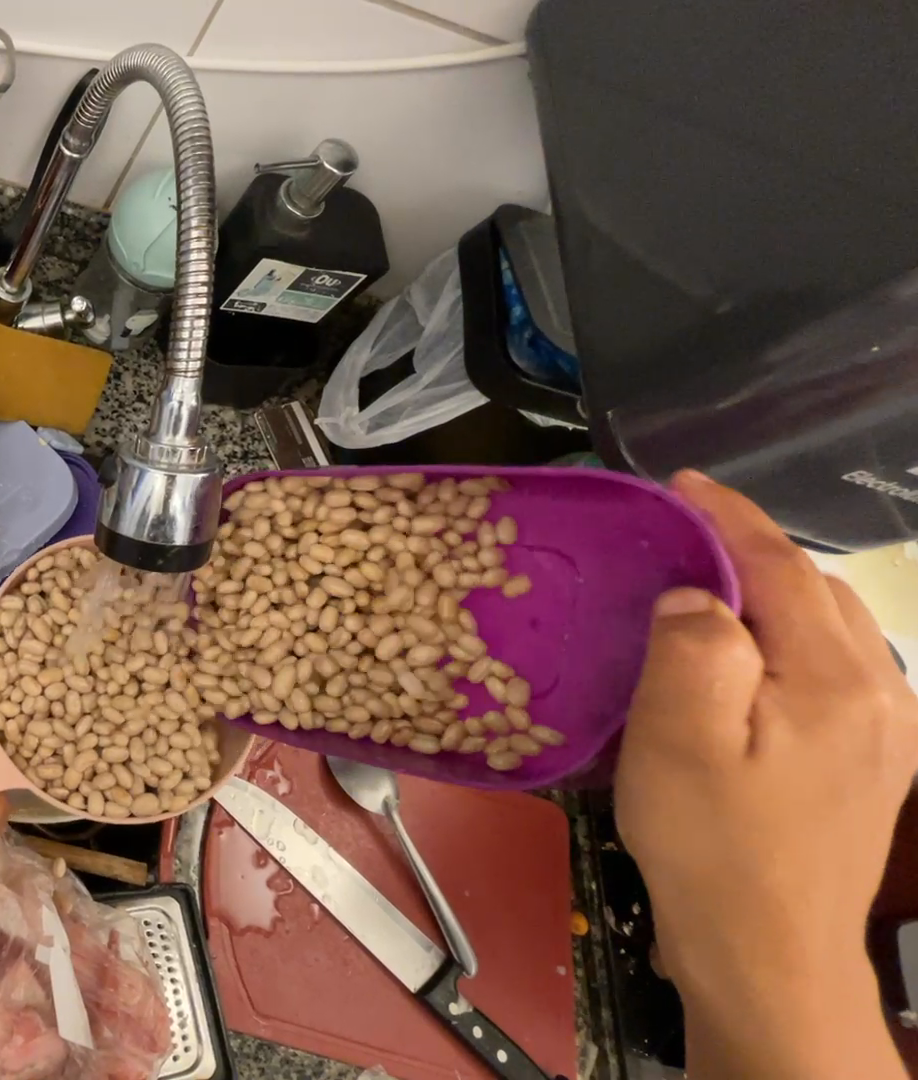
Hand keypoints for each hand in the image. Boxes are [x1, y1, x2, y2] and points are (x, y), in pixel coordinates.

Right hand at [616, 470, 916, 1076]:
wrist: (763, 937)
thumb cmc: (707, 834)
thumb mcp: (681, 737)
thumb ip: (693, 652)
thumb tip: (696, 595)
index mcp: (834, 682)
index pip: (785, 572)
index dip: (733, 519)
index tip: (683, 483)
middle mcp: (880, 694)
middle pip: (819, 593)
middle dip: (753, 547)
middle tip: (677, 529)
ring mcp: (882, 729)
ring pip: (831, 626)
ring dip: (770, 587)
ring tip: (702, 576)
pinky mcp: (865, 756)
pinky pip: (831, 663)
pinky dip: (784, 629)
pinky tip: (742, 647)